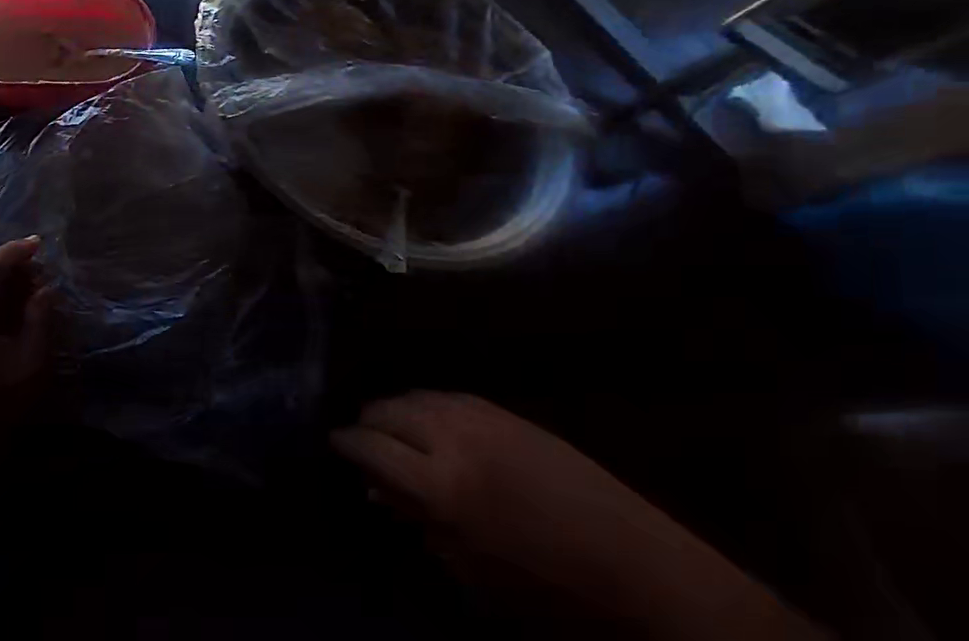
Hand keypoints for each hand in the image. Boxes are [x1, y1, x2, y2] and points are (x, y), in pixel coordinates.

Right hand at [332, 391, 825, 639]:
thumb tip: (375, 488)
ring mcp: (484, 419)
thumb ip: (415, 518)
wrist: (645, 573)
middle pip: (385, 409)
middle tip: (364, 442)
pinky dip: (430, 405)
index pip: (367, 445)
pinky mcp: (511, 414)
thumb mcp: (471, 568)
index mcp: (440, 486)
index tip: (336, 448)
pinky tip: (433, 423)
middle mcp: (454, 440)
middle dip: (367, 423)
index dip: (345, 444)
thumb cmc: (549, 587)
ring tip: (395, 431)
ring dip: (397, 410)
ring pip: (415, 395)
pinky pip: (449, 395)